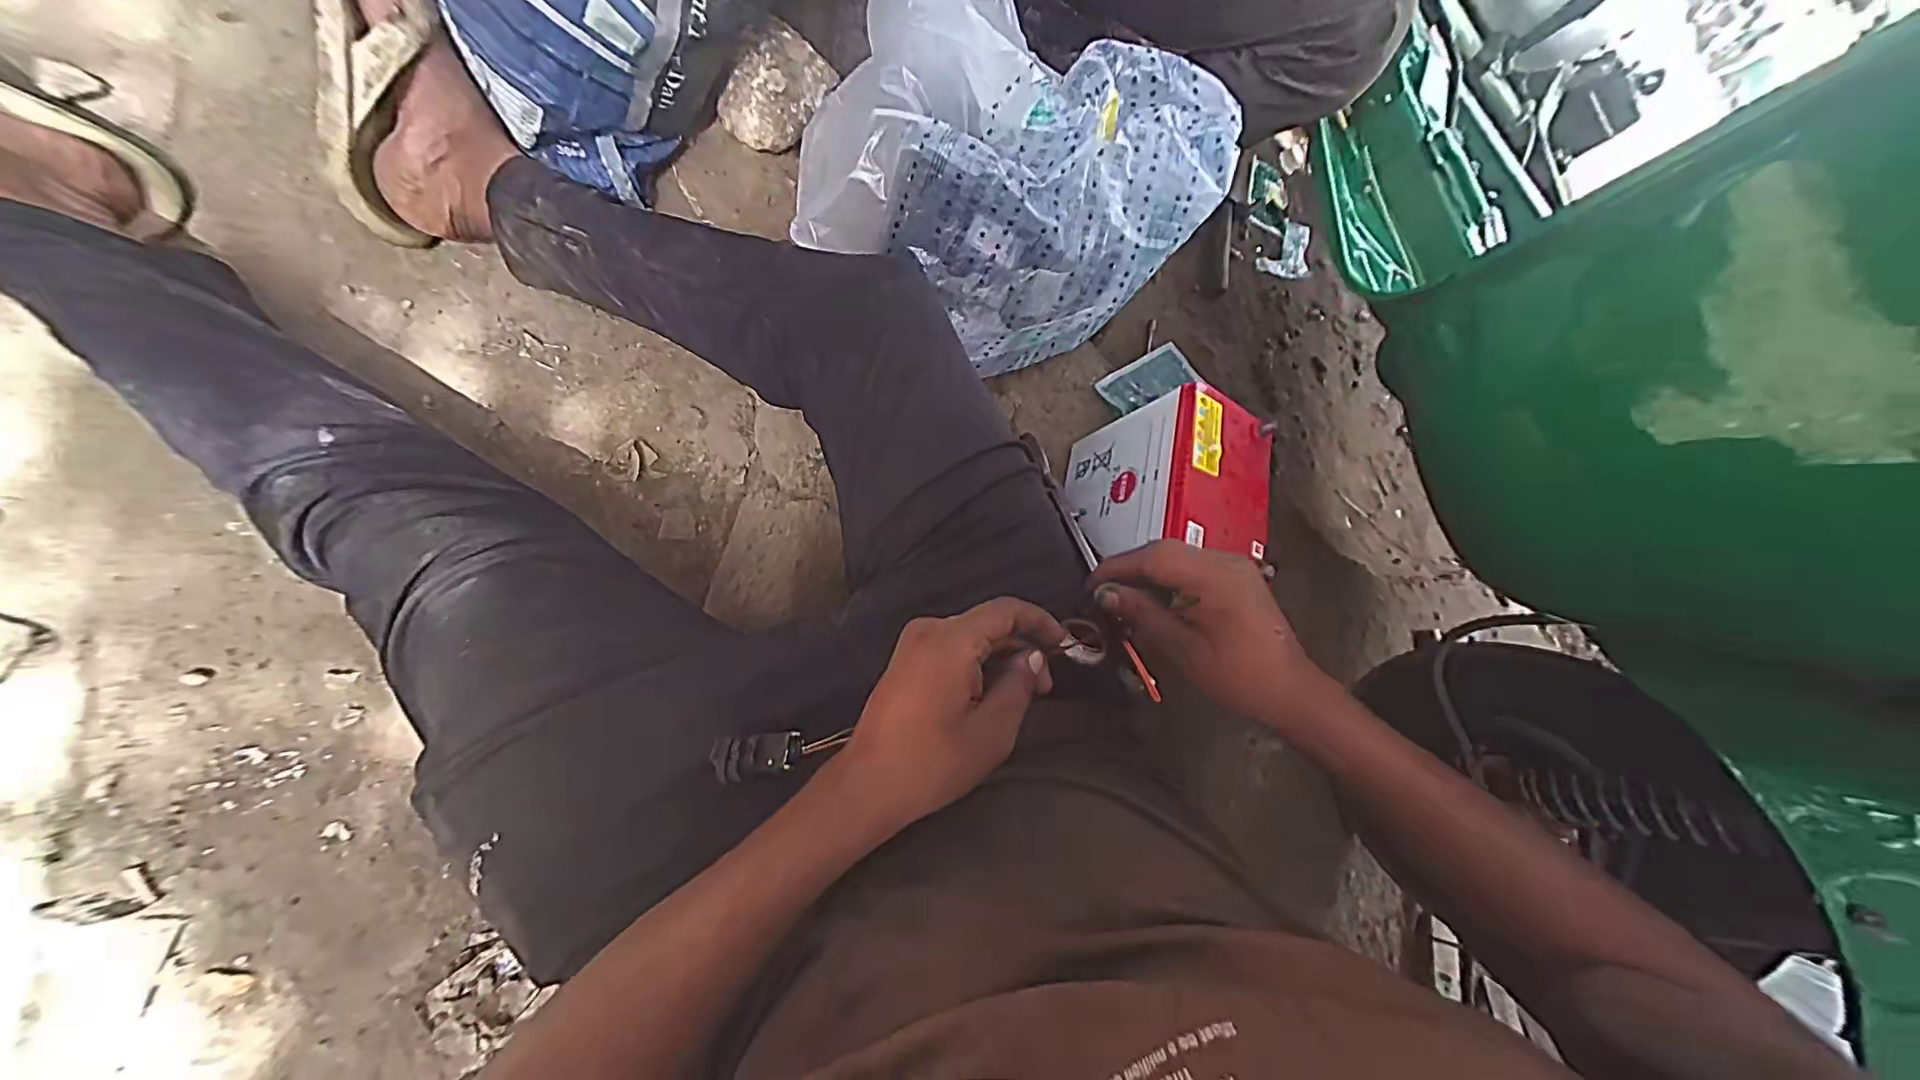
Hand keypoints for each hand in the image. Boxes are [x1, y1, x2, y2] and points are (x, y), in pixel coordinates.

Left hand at [830, 597, 1066, 828]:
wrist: (867, 786)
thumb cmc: (927, 764)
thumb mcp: (992, 730)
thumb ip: (1020, 685)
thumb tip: (1034, 659)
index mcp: (950, 641)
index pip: (1006, 609)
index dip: (1041, 621)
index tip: (1063, 642)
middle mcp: (928, 632)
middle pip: (988, 622)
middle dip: (1022, 646)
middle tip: (1044, 683)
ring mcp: (912, 646)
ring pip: (971, 636)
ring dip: (1000, 658)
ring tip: (1020, 695)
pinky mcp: (905, 662)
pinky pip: (951, 648)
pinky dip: (976, 663)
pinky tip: (989, 694)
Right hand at [1091, 540, 1333, 725]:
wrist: (1289, 689)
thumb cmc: (1241, 677)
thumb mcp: (1183, 648)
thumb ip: (1143, 614)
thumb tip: (1108, 593)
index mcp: (1215, 577)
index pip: (1154, 556)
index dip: (1117, 567)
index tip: (1093, 583)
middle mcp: (1226, 562)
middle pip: (1164, 549)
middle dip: (1129, 567)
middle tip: (1103, 591)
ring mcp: (1234, 566)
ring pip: (1176, 555)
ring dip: (1146, 571)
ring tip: (1123, 596)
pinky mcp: (1235, 576)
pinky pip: (1191, 565)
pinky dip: (1166, 576)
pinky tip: (1153, 597)